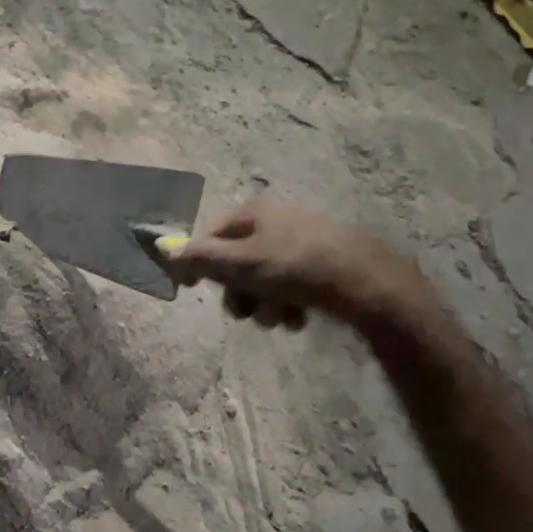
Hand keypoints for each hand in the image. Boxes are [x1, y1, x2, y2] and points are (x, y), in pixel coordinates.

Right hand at [169, 199, 434, 332]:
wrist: (368, 284)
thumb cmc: (296, 269)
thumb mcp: (240, 264)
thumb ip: (199, 258)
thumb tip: (164, 250)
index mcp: (255, 212)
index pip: (211, 236)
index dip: (198, 264)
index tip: (191, 291)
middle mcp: (278, 221)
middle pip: (237, 263)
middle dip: (238, 293)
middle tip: (246, 312)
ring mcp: (303, 242)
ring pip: (264, 280)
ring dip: (263, 305)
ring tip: (279, 318)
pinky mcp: (324, 264)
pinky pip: (291, 287)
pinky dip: (288, 305)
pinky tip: (298, 318)